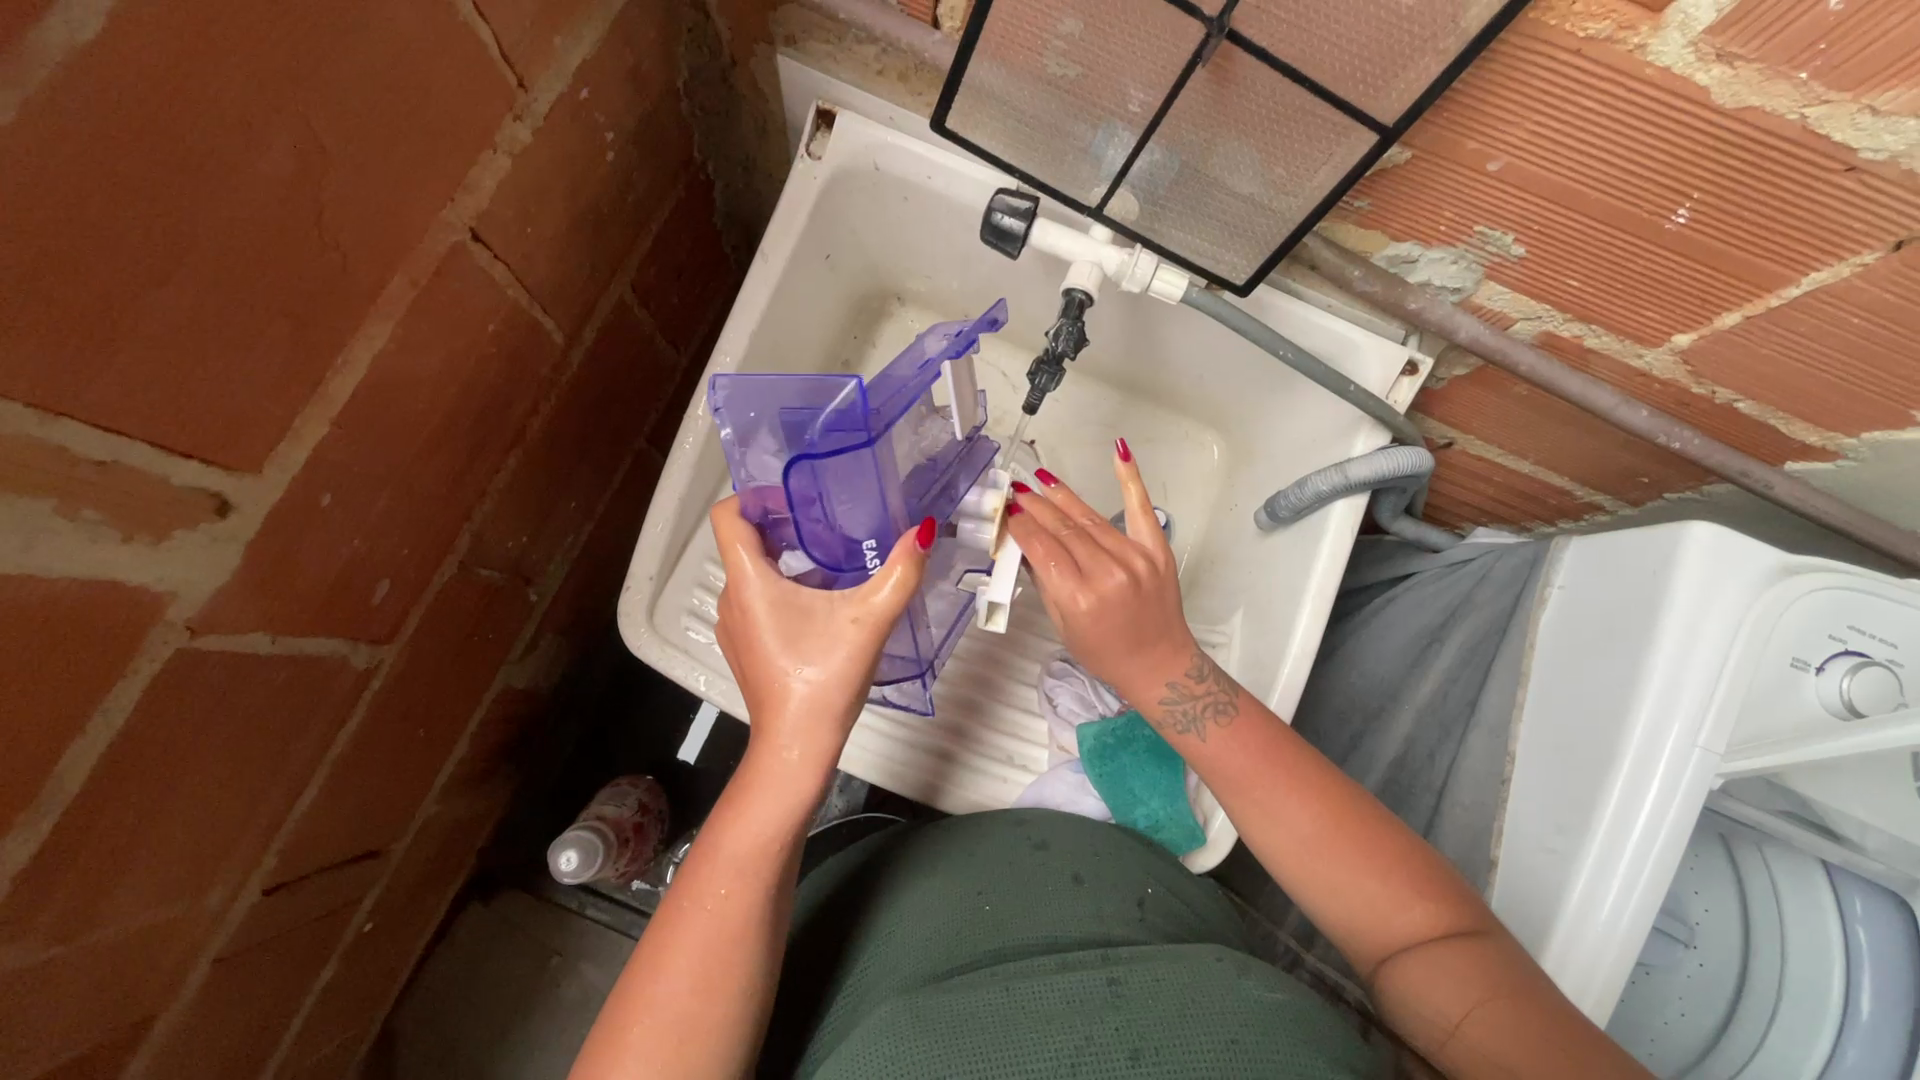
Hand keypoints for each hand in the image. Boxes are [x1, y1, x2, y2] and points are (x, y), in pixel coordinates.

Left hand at [709, 497, 932, 772]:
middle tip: (826, 526)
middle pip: (743, 542)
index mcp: (749, 581)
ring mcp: (733, 626)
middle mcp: (731, 598)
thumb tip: (924, 530)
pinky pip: (754, 601)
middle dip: (782, 526)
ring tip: (830, 563)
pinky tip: (821, 607)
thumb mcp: (870, 619)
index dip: (756, 496)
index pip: (728, 516)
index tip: (796, 501)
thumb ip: (901, 572)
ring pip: (750, 573)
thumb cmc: (824, 678)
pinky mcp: (743, 647)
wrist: (797, 745)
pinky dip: (780, 589)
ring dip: (785, 559)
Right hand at [1004, 438, 1196, 701]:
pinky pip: (1141, 508)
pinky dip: (1130, 478)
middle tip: (1015, 489)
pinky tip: (1118, 451)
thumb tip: (1025, 543)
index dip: (1021, 526)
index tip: (1007, 511)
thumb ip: (1045, 580)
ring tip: (1040, 479)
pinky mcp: (1157, 550)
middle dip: (1035, 506)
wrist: (1158, 663)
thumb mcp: (1062, 624)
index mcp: (1079, 598)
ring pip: (1090, 518)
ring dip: (1062, 496)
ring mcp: (1135, 559)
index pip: (1042, 548)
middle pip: (1063, 529)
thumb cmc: (1103, 652)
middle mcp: (1106, 574)